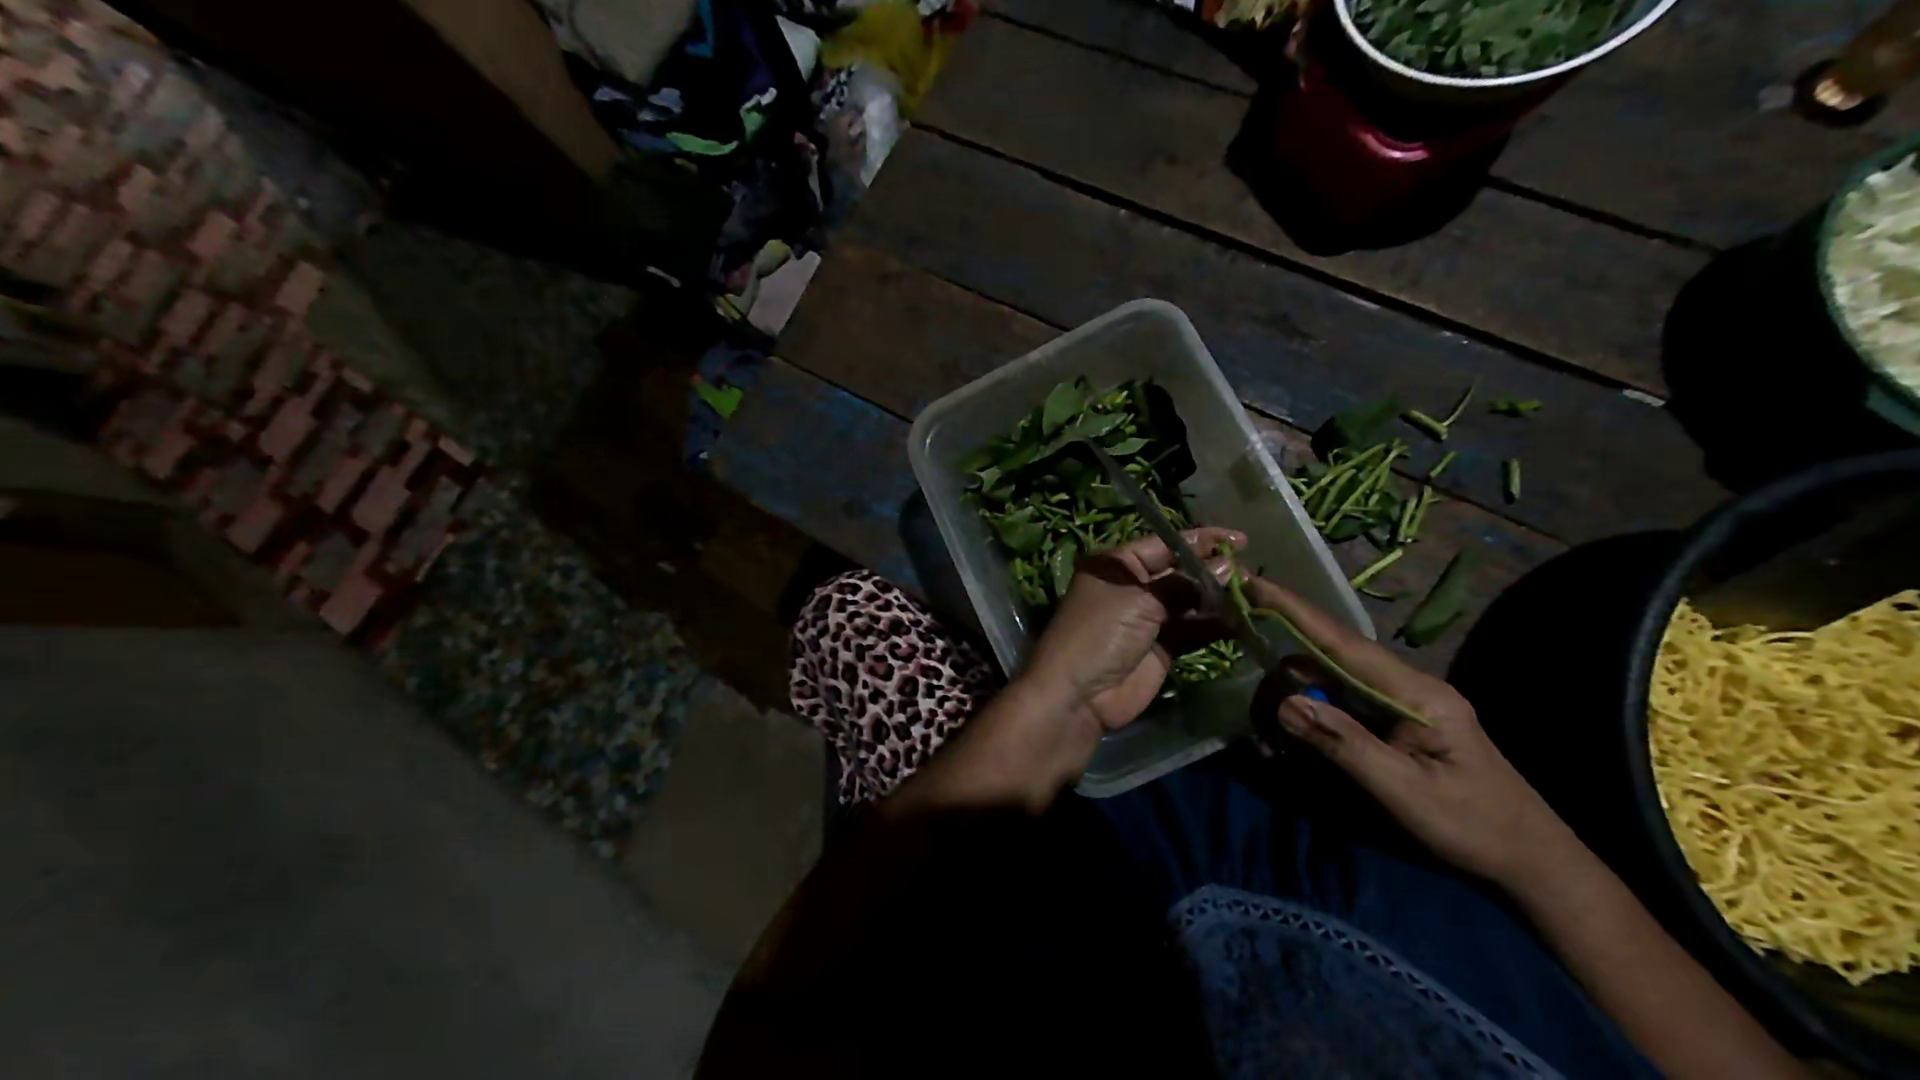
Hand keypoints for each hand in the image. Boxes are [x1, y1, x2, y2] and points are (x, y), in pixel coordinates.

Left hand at [1020, 527, 1245, 731]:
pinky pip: (1195, 628)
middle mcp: (1133, 586)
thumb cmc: (1100, 633)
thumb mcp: (1139, 600)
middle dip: (1215, 571)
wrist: (1079, 695)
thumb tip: (1227, 565)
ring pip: (1191, 601)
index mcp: (1118, 564)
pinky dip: (1217, 623)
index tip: (1240, 540)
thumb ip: (1184, 583)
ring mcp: (1148, 617)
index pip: (1165, 544)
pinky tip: (1244, 618)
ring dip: (1220, 598)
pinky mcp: (1163, 646)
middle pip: (1181, 572)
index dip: (1201, 541)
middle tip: (1252, 572)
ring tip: (1256, 593)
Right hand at [1245, 577, 1573, 885]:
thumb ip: (1344, 743)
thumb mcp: (1405, 791)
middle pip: (1330, 660)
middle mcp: (1407, 687)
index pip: (1344, 643)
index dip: (1295, 611)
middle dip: (1284, 675)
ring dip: (1295, 700)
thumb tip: (1286, 703)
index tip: (1255, 583)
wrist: (1533, 862)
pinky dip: (1313, 715)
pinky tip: (1296, 738)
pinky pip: (1342, 704)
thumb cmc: (1474, 826)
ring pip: (1331, 682)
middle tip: (1256, 715)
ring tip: (1270, 738)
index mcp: (1417, 693)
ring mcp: (1402, 703)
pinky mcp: (1396, 723)